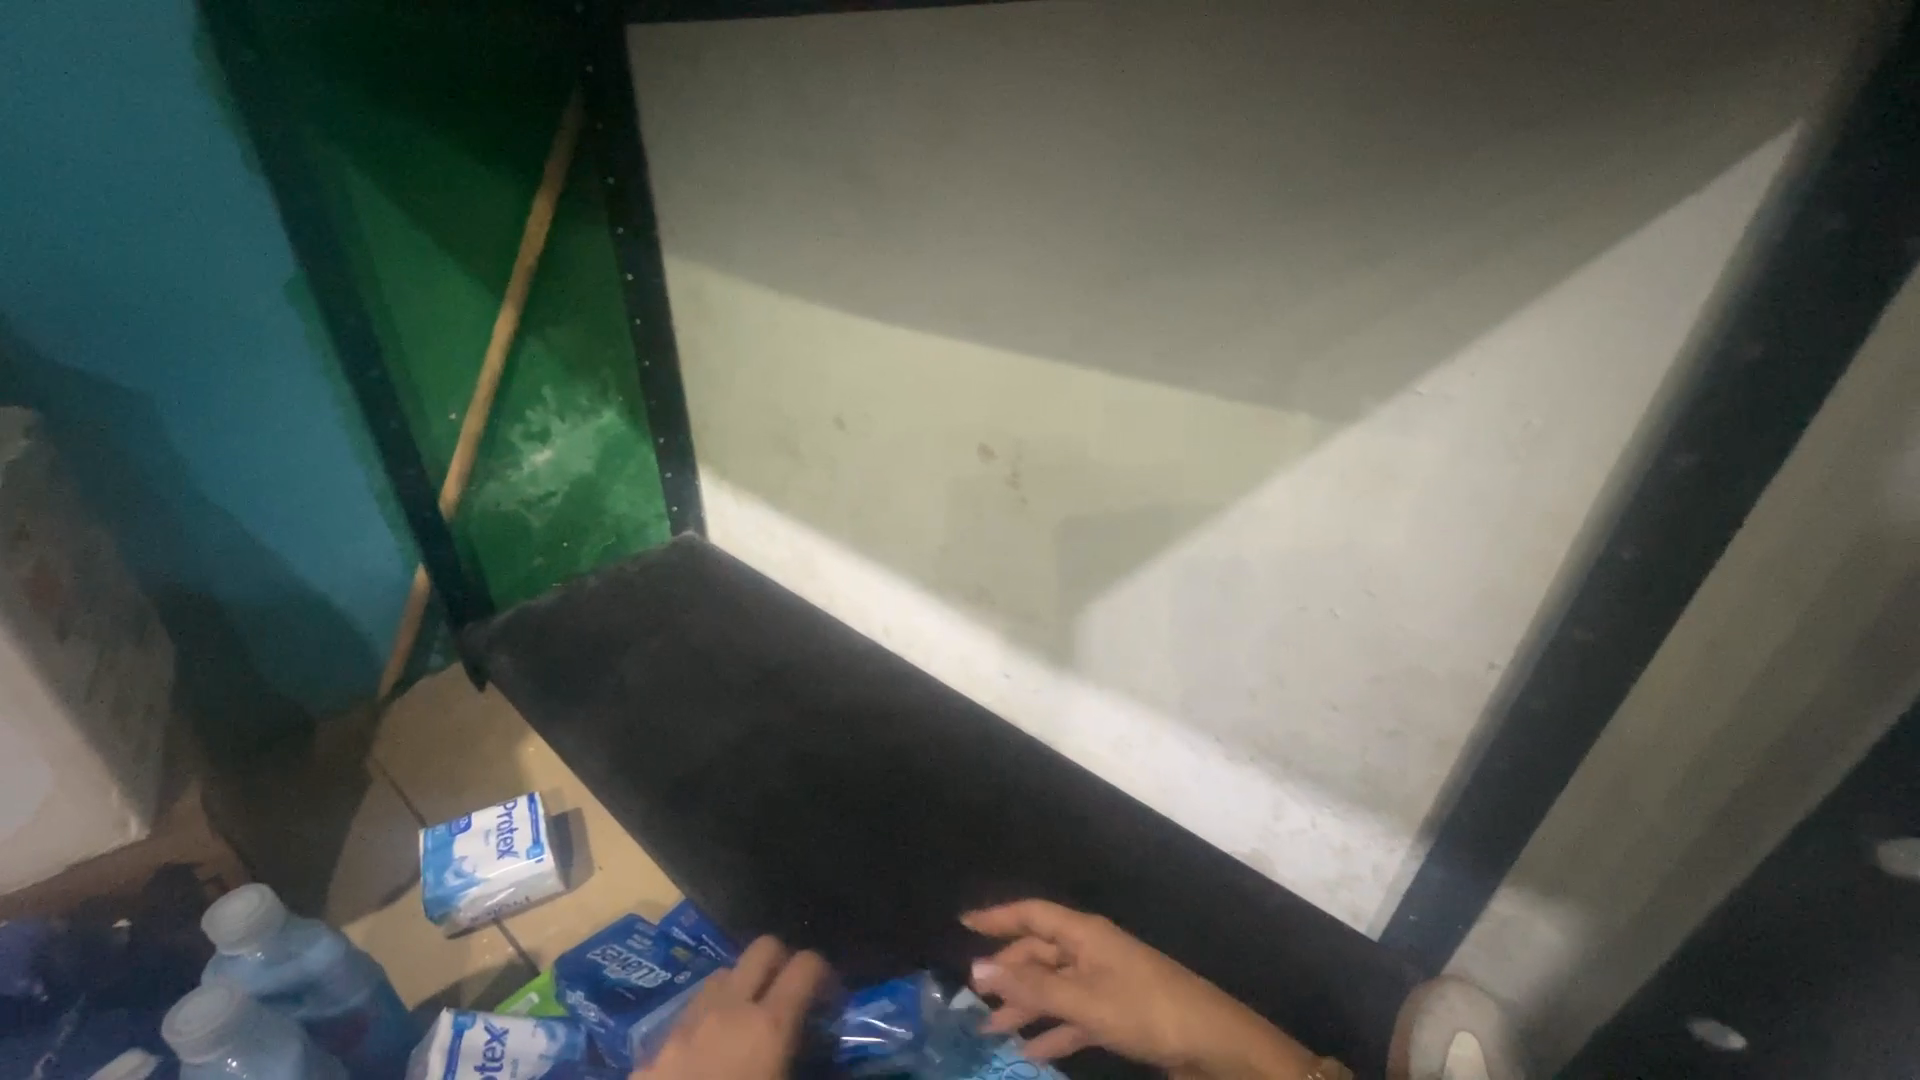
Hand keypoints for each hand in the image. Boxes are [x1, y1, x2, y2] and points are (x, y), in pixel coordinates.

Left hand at [634, 936, 830, 1079]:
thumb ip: (803, 1067)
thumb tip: (812, 1061)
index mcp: (769, 1027)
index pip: (807, 964)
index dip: (824, 974)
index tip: (830, 1001)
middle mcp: (728, 1011)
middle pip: (763, 948)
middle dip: (783, 963)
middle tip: (791, 999)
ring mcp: (684, 1027)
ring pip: (722, 976)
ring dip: (742, 989)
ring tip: (747, 1028)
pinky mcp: (650, 1053)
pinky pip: (687, 1017)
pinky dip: (706, 1023)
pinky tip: (706, 1062)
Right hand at [963, 900, 1314, 1079]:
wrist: (1212, 1043)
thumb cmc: (1144, 1009)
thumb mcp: (1083, 1000)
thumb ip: (1030, 988)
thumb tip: (977, 968)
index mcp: (1084, 933)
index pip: (1032, 914)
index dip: (997, 917)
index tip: (964, 924)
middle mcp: (1091, 950)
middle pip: (1040, 953)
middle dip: (1007, 973)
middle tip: (974, 997)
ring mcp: (1105, 981)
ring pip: (1054, 987)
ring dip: (1025, 1007)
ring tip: (991, 1030)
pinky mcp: (1117, 1012)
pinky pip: (1074, 1015)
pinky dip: (1052, 1031)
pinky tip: (1030, 1051)